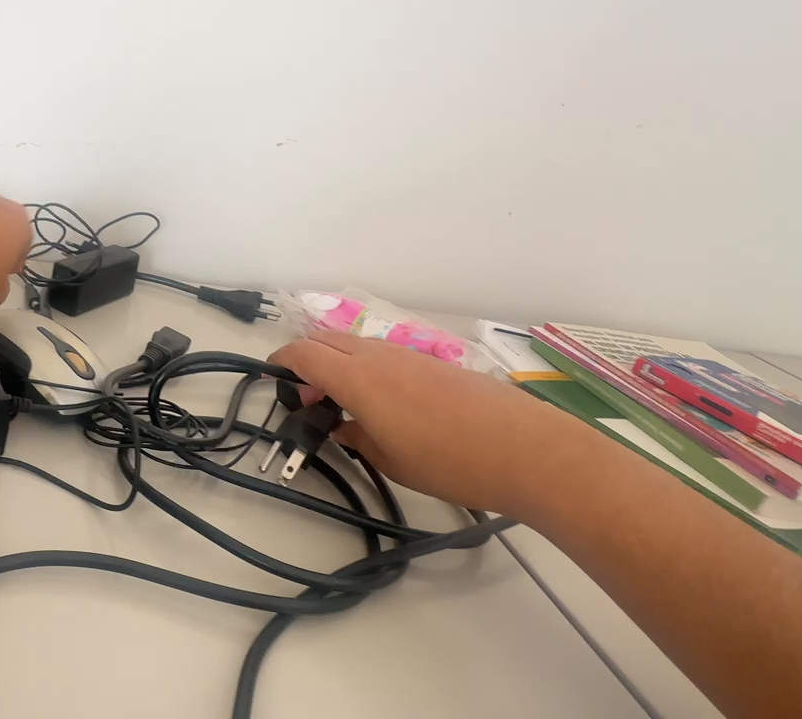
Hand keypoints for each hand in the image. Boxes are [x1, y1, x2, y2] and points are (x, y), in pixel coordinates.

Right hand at [271, 330, 594, 516]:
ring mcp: (406, 354)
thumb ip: (355, 437)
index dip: (281, 362)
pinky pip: (380, 352)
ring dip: (335, 363)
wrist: (528, 450)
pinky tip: (381, 402)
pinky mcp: (430, 361)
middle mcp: (376, 356)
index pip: (303, 354)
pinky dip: (363, 367)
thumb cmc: (451, 462)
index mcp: (358, 379)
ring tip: (344, 404)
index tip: (273, 378)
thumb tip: (340, 425)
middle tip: (309, 398)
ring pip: (353, 344)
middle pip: (324, 340)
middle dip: (305, 360)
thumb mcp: (391, 461)